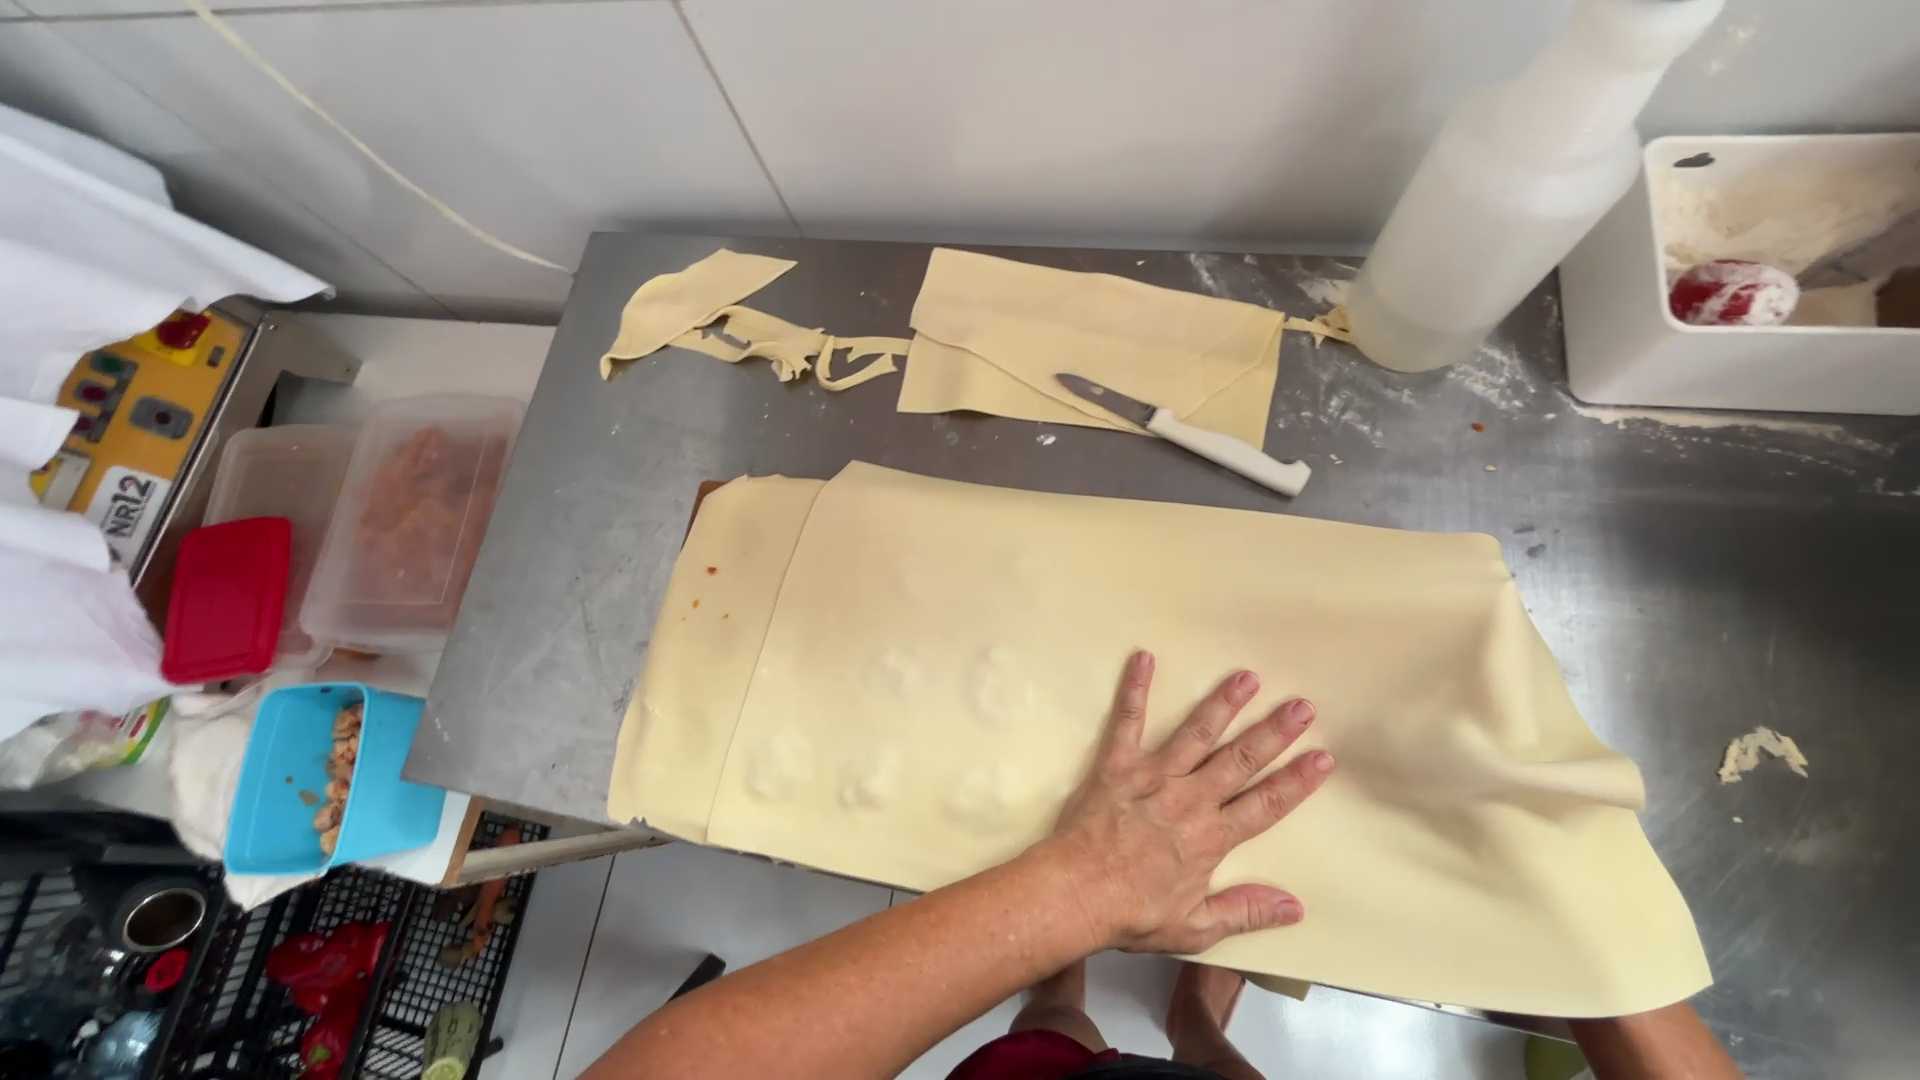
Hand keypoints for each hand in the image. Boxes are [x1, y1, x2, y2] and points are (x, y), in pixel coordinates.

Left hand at [1039, 649, 1334, 954]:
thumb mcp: (1195, 926)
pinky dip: (1135, 689)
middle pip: (1240, 760)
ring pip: (1196, 733)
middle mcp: (1188, 799)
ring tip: (1246, 677)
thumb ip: (1245, 911)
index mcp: (1210, 837)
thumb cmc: (1131, 912)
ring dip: (1223, 703)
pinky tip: (1144, 658)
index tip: (1323, 758)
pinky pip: (1128, 720)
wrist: (1075, 892)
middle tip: (1301, 706)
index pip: (1265, 805)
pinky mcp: (1117, 764)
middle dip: (1274, 732)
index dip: (1296, 782)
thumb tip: (1294, 906)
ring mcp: (1152, 776)